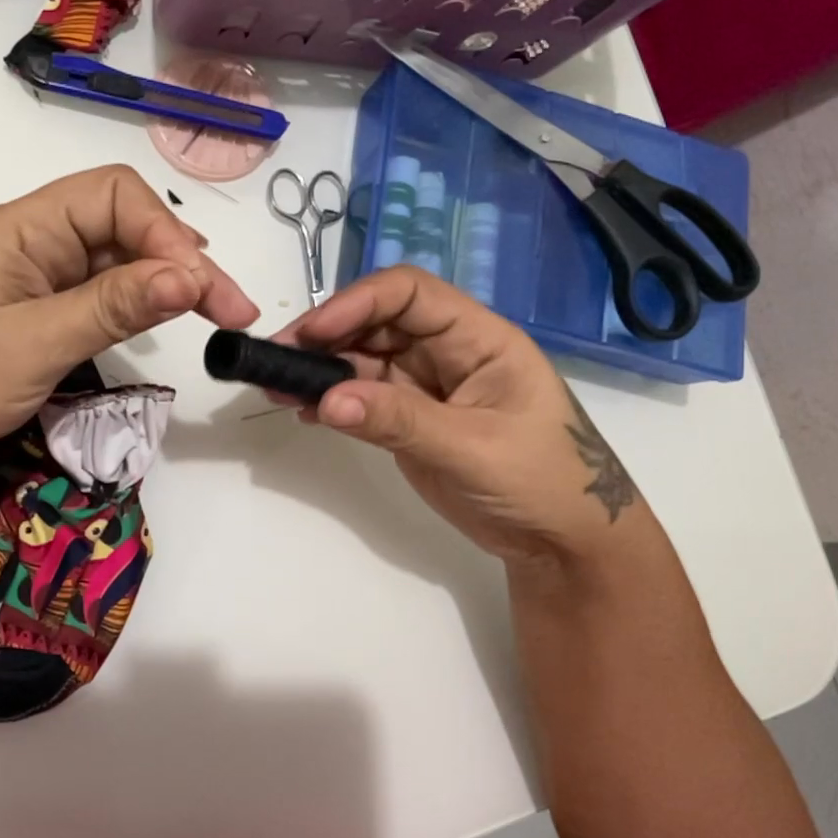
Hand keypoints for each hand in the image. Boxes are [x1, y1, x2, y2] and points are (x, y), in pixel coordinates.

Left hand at [0, 165, 258, 476]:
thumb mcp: (37, 344)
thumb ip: (114, 306)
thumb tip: (192, 275)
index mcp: (22, 227)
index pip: (114, 197)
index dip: (166, 233)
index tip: (201, 289)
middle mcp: (30, 239)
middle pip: (121, 225)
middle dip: (178, 259)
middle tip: (232, 310)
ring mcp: (31, 277)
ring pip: (112, 260)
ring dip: (162, 282)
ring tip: (214, 313)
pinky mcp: (32, 311)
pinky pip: (93, 294)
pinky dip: (132, 305)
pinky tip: (163, 318)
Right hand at [275, 267, 643, 565]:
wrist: (562, 544)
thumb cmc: (540, 483)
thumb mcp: (471, 449)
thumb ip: (398, 420)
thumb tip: (326, 400)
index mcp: (479, 339)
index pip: (410, 294)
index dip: (358, 302)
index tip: (312, 332)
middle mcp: (447, 351)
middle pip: (375, 322)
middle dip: (325, 334)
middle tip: (276, 359)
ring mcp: (424, 386)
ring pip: (360, 359)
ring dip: (318, 368)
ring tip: (274, 386)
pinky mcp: (406, 419)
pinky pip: (359, 398)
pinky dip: (328, 400)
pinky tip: (299, 410)